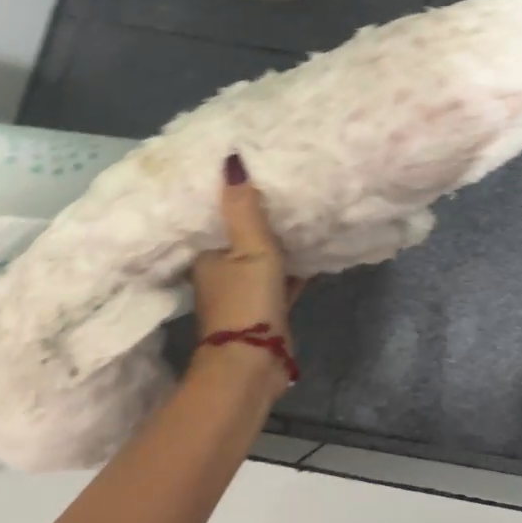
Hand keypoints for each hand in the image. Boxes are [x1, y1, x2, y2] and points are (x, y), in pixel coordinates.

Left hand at [190, 154, 305, 392]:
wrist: (253, 363)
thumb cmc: (246, 301)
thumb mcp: (251, 249)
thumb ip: (245, 208)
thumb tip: (230, 159)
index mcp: (206, 257)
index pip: (219, 219)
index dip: (234, 198)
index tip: (256, 174)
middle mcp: (220, 273)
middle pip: (241, 238)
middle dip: (260, 219)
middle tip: (286, 187)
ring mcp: (244, 293)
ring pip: (263, 258)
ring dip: (280, 242)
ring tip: (305, 212)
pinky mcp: (266, 309)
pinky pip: (282, 277)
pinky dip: (294, 265)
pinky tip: (315, 250)